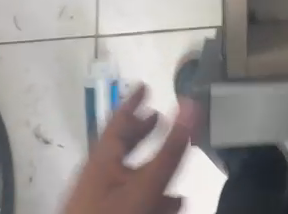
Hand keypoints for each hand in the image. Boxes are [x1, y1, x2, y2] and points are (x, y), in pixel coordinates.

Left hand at [61, 86, 197, 213]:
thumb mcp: (147, 183)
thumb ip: (171, 146)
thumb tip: (191, 102)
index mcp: (102, 160)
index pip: (117, 120)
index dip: (132, 102)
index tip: (145, 86)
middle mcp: (96, 178)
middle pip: (120, 147)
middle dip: (143, 133)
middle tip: (159, 118)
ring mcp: (98, 203)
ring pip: (126, 176)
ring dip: (150, 166)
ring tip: (174, 163)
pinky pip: (128, 200)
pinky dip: (149, 193)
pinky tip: (169, 205)